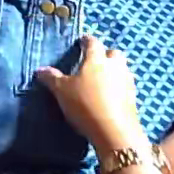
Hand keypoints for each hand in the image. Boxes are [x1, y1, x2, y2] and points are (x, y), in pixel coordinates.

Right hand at [36, 35, 145, 152]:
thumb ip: (52, 78)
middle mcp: (115, 66)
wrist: (115, 132)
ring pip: (122, 69)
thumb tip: (40, 70)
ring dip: (114, 71)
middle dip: (105, 54)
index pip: (92, 43)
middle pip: (113, 53)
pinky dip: (118, 87)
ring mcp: (127, 82)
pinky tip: (110, 96)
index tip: (81, 42)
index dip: (86, 41)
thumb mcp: (62, 91)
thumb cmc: (86, 105)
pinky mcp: (133, 98)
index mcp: (97, 59)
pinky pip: (125, 86)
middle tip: (94, 62)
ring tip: (102, 80)